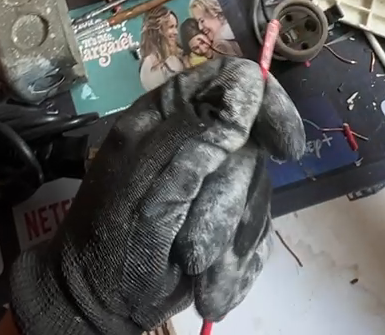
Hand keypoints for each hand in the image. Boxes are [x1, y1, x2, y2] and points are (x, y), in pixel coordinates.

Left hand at [10, 57, 305, 334]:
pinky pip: (256, 235)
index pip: (229, 79)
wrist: (100, 305)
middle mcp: (195, 139)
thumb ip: (197, 132)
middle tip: (192, 244)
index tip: (284, 145)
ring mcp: (214, 181)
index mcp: (169, 113)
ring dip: (227, 242)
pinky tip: (206, 283)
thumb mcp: (149, 182)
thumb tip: (248, 85)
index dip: (264, 102)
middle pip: (249, 148)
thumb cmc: (112, 237)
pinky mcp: (229, 222)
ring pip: (256, 194)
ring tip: (189, 266)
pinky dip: (234, 266)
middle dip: (227, 203)